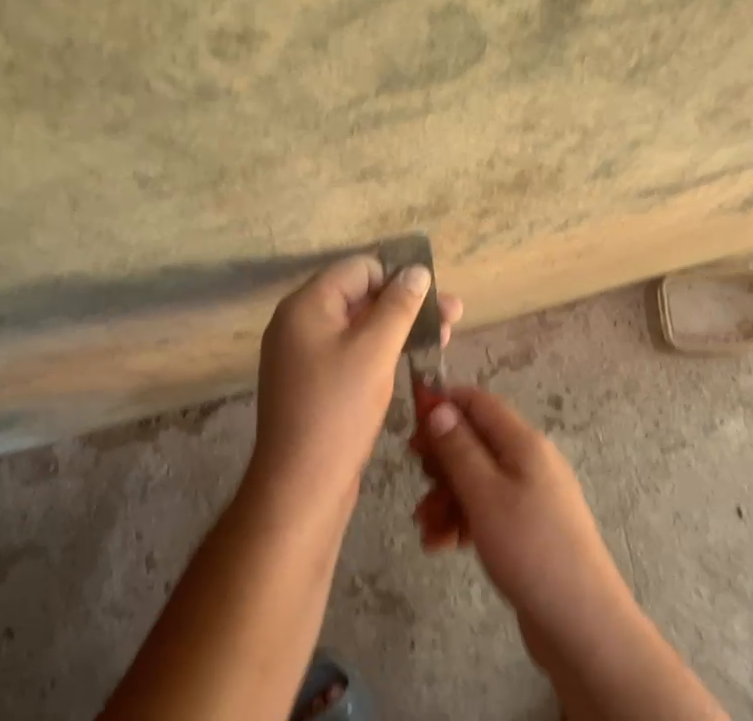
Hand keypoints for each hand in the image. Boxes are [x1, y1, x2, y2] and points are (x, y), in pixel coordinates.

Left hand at [249, 255, 462, 506]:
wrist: (301, 483)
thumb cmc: (338, 409)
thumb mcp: (375, 351)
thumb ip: (398, 306)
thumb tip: (415, 270)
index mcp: (305, 306)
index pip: (358, 269)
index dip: (398, 277)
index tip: (436, 296)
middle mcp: (298, 324)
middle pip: (359, 296)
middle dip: (406, 304)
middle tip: (453, 317)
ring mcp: (303, 355)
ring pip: (358, 327)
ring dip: (399, 329)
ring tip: (443, 339)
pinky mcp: (313, 383)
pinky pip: (350, 353)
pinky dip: (380, 352)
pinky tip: (412, 361)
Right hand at [415, 387, 633, 649]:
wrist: (580, 623)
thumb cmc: (530, 548)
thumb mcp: (484, 493)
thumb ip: (458, 447)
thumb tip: (438, 404)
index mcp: (523, 443)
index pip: (477, 402)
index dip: (441, 406)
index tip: (410, 429)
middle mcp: (528, 462)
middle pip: (473, 442)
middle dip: (440, 462)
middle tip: (418, 483)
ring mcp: (530, 496)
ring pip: (475, 480)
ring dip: (445, 498)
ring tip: (427, 530)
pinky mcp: (527, 529)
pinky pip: (486, 510)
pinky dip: (462, 521)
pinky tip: (444, 546)